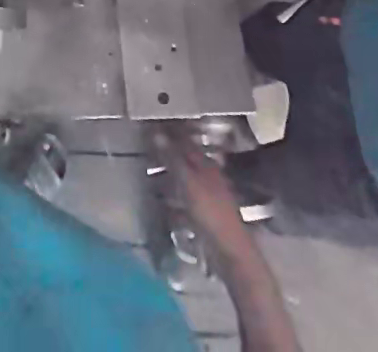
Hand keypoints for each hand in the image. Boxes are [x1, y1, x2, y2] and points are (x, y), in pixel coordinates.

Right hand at [155, 127, 250, 256]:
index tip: (152, 125)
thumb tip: (156, 132)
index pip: (186, 141)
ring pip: (184, 178)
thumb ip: (173, 158)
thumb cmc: (210, 212)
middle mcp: (208, 176)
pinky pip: (184, 199)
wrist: (230, 251)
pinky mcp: (204, 215)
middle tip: (147, 147)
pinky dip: (172, 197)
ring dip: (168, 174)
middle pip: (185, 159)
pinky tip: (162, 201)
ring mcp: (207, 196)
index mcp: (206, 164)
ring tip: (149, 172)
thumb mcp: (188, 183)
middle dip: (168, 152)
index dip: (170, 132)